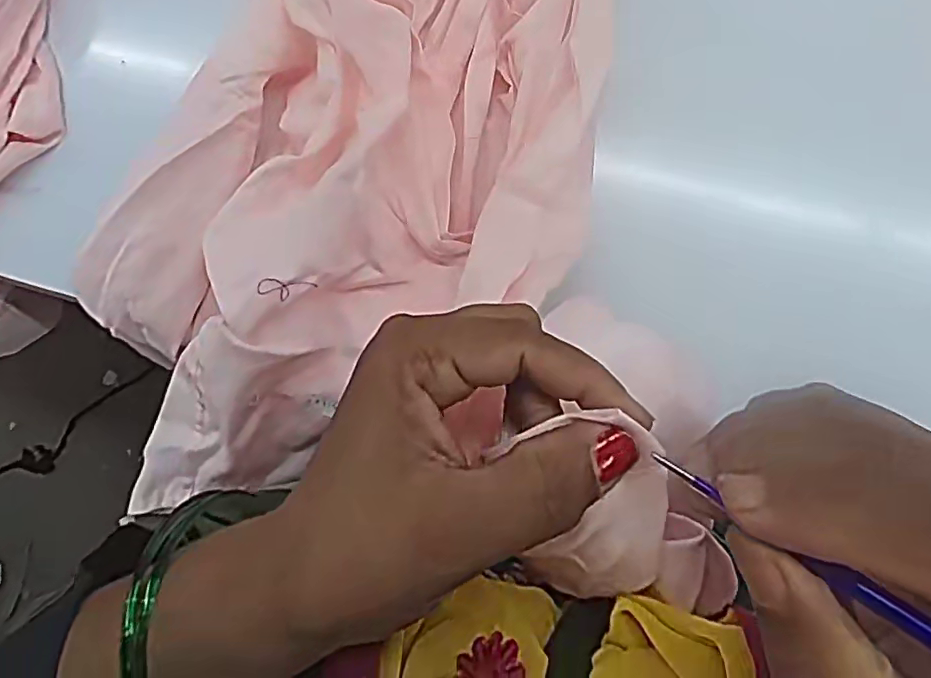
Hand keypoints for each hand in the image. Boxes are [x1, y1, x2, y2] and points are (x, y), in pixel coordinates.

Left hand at [273, 303, 651, 654]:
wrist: (293, 591)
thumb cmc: (364, 555)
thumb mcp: (464, 526)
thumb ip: (547, 483)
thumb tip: (623, 445)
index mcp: (418, 349)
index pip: (524, 343)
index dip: (587, 381)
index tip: (637, 429)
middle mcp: (420, 339)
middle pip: (521, 339)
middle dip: (565, 390)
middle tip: (594, 450)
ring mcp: (420, 362)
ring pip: (512, 359)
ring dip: (545, 405)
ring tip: (548, 465)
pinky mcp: (425, 390)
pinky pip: (495, 384)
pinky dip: (523, 416)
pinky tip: (520, 460)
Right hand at [696, 385, 930, 677]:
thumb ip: (833, 648)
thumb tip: (754, 545)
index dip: (833, 502)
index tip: (736, 498)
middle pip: (912, 462)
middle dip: (793, 455)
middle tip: (706, 470)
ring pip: (889, 431)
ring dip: (791, 437)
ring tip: (723, 465)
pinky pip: (879, 432)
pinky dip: (809, 434)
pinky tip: (766, 459)